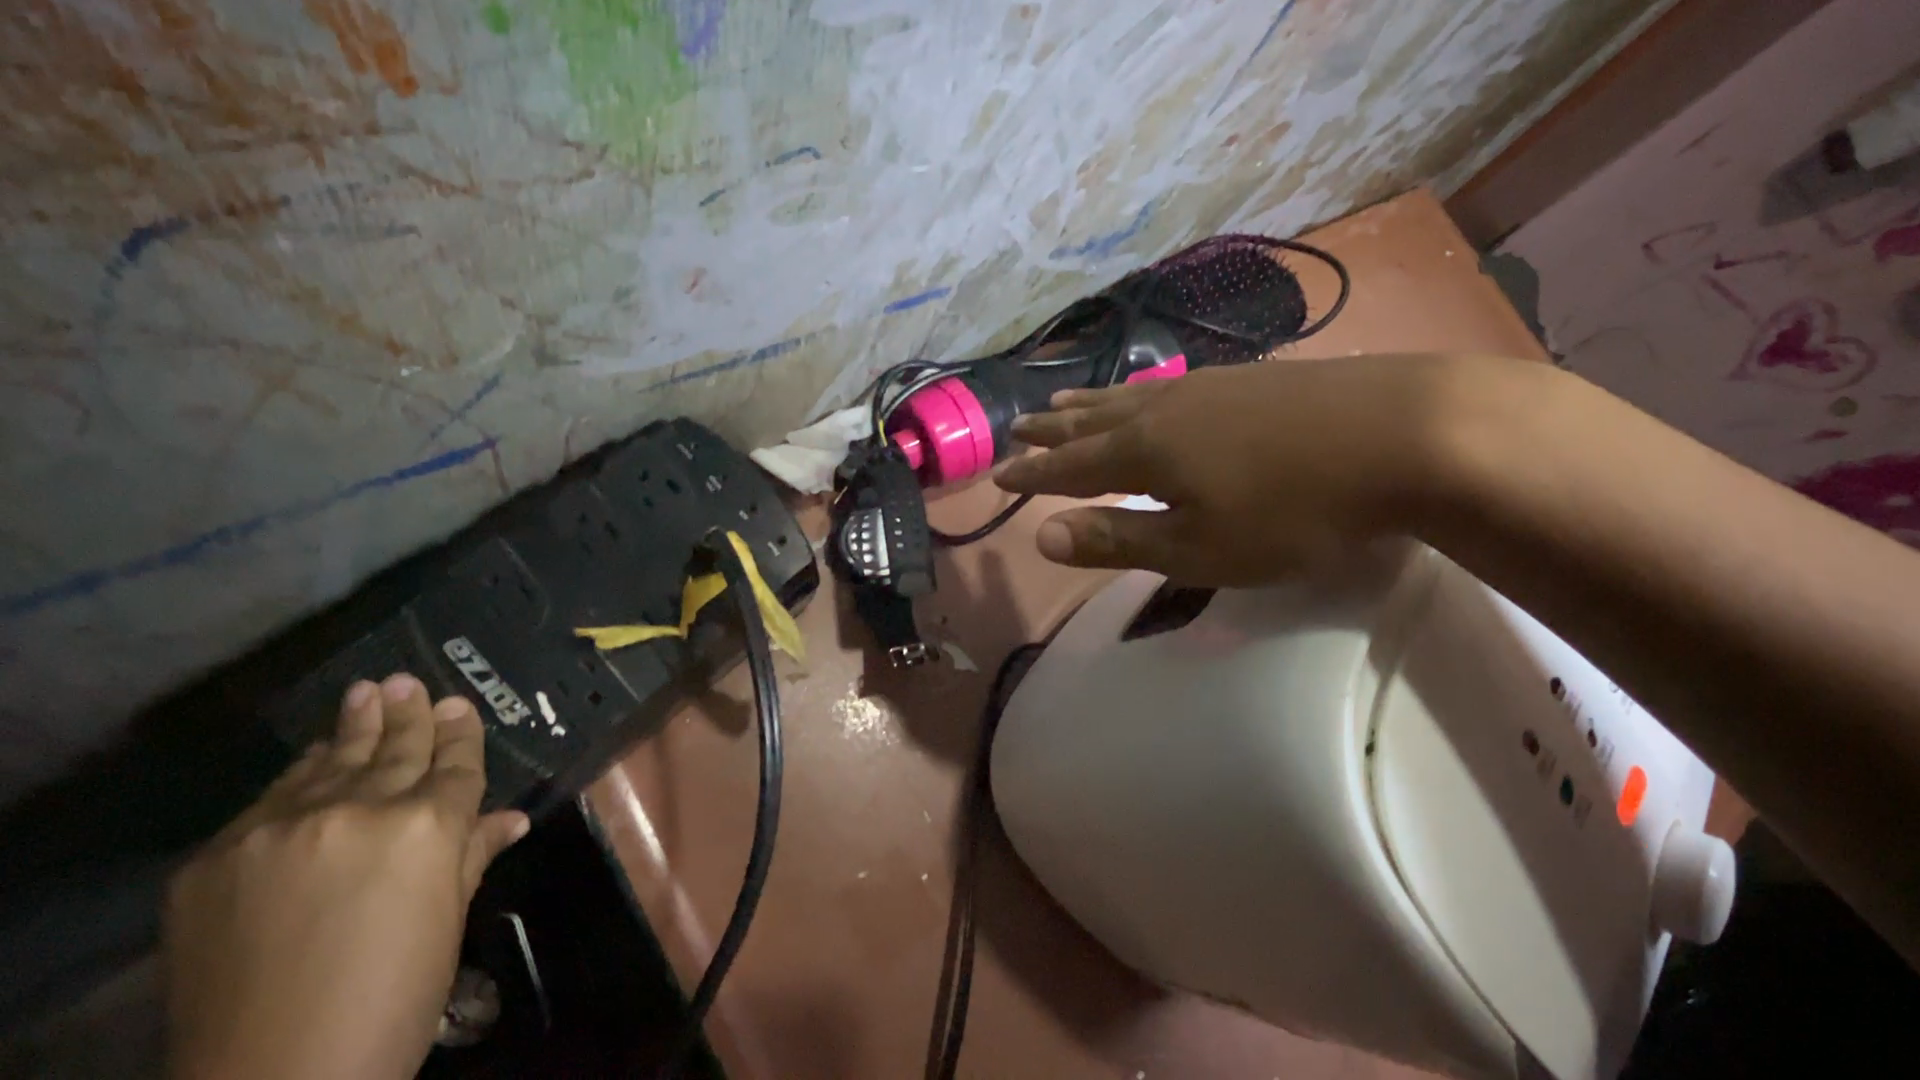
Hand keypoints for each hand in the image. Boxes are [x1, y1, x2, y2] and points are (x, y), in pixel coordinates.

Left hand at [164, 674, 528, 1079]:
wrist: (272, 1075)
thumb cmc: (391, 1002)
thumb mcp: (445, 928)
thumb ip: (470, 859)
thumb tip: (509, 817)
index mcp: (426, 829)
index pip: (453, 766)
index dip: (460, 735)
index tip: (459, 705)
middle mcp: (357, 810)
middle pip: (392, 751)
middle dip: (408, 716)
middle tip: (410, 682)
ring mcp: (280, 827)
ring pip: (329, 761)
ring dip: (353, 726)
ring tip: (367, 692)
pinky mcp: (218, 853)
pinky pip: (271, 798)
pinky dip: (301, 773)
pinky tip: (315, 755)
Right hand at [995, 354, 1505, 583]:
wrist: (1407, 436)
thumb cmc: (1293, 511)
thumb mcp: (1199, 547)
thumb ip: (1119, 540)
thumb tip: (1041, 537)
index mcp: (1144, 452)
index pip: (1070, 466)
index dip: (1034, 475)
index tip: (999, 475)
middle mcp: (1166, 410)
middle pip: (1095, 421)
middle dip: (1055, 431)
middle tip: (1020, 427)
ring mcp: (1213, 387)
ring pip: (1133, 396)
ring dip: (1094, 404)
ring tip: (1068, 403)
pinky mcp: (1256, 378)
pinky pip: (1173, 385)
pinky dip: (1143, 392)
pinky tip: (1156, 391)